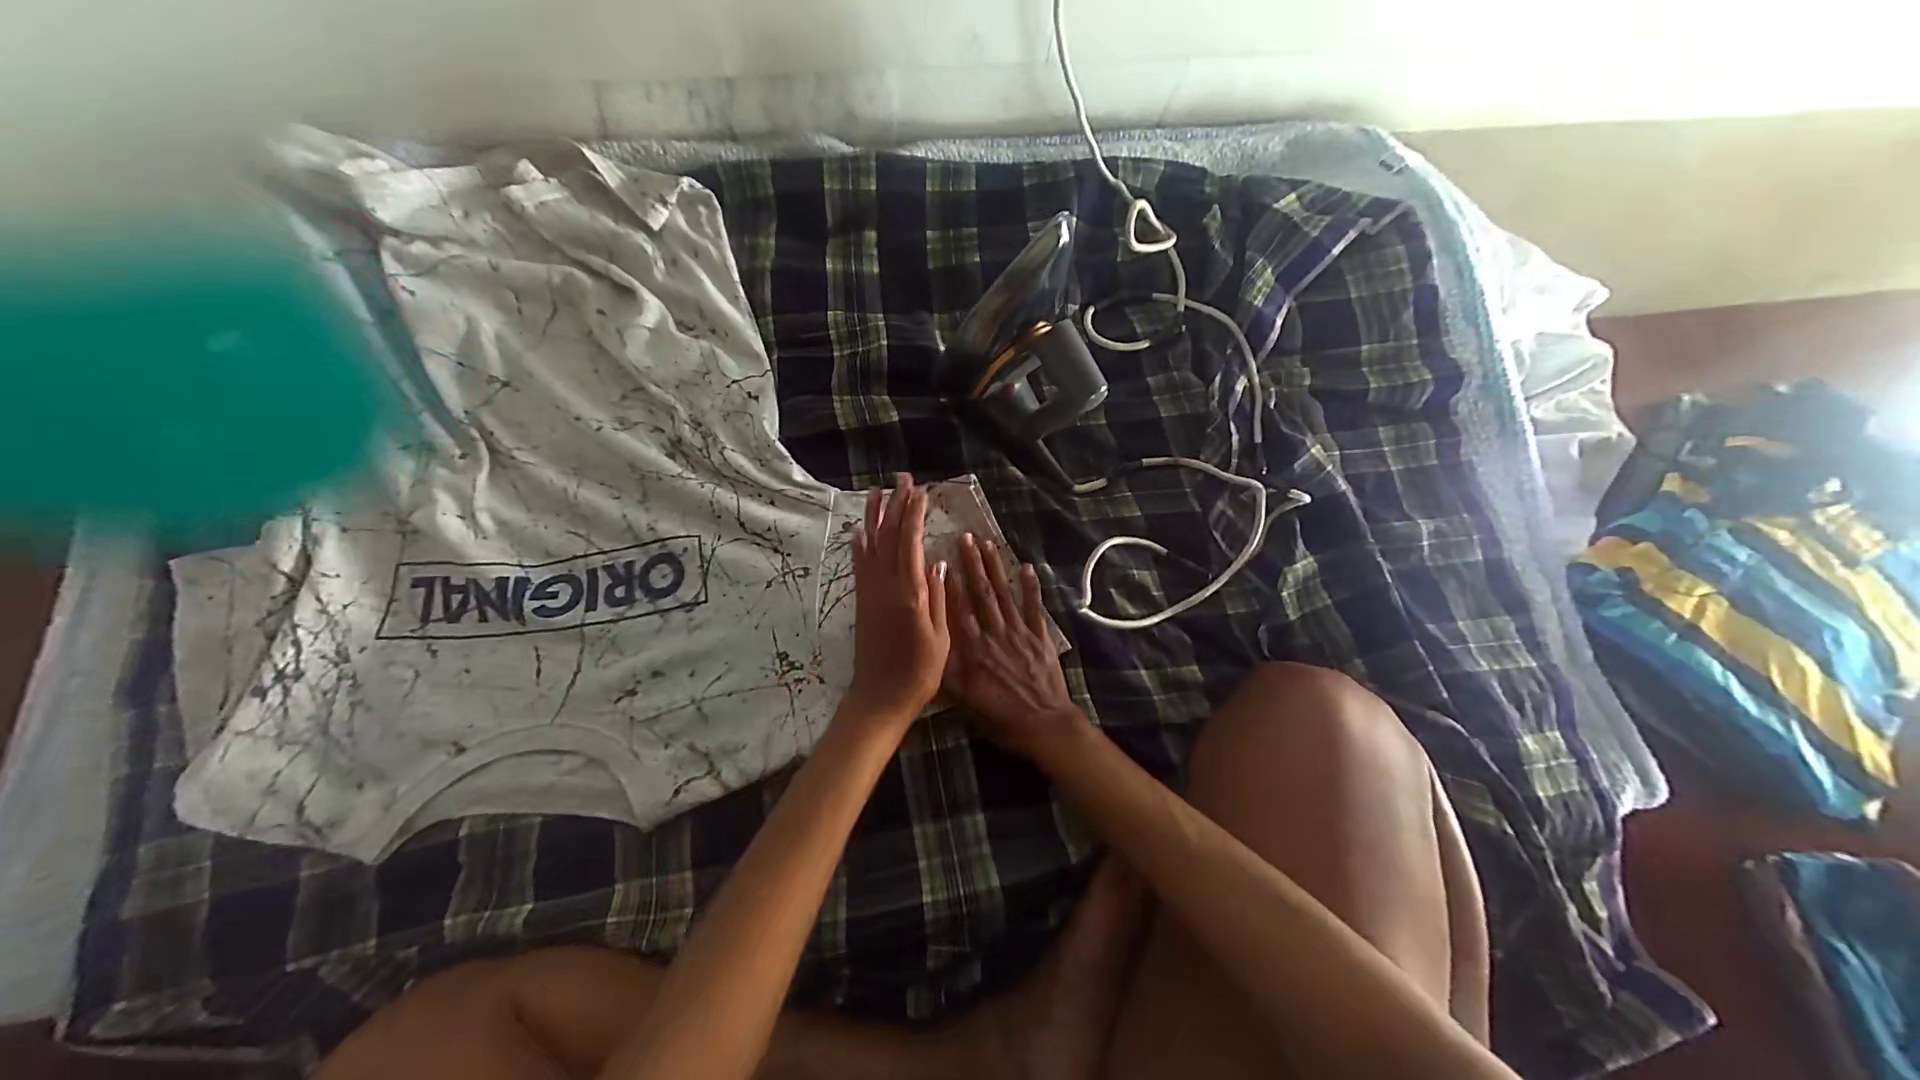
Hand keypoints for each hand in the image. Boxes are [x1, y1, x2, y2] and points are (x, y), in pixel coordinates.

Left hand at [843, 474, 949, 724]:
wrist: (879, 698)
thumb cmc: (918, 673)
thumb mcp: (941, 638)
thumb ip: (939, 598)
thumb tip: (938, 563)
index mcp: (910, 593)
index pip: (910, 542)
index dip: (914, 514)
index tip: (921, 491)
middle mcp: (886, 586)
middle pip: (889, 536)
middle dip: (896, 505)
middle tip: (903, 479)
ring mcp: (871, 593)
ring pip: (871, 545)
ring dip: (874, 516)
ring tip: (877, 492)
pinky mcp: (862, 603)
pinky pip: (859, 566)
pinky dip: (859, 545)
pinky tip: (859, 530)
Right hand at [943, 532, 1086, 758]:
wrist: (1044, 725)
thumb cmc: (1001, 717)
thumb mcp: (964, 700)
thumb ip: (947, 672)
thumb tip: (929, 647)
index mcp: (975, 649)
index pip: (960, 608)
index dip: (951, 582)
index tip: (944, 559)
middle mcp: (996, 634)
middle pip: (982, 593)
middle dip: (973, 564)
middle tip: (966, 538)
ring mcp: (1020, 633)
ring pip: (1005, 594)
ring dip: (996, 567)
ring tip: (988, 544)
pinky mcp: (1040, 638)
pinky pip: (1034, 607)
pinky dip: (1031, 587)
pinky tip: (1027, 567)